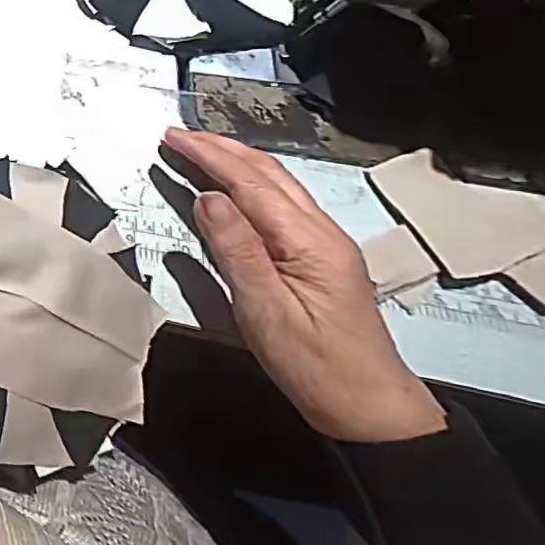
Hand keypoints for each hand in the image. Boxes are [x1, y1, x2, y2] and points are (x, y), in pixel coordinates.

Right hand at [162, 128, 445, 443]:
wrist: (370, 410)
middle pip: (269, 174)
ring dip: (237, 159)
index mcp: (310, 243)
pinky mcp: (319, 255)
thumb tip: (208, 198)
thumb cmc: (315, 365)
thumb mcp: (266, 311)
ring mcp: (324, 242)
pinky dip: (249, 180)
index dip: (210, 156)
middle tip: (180, 134)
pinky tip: (232, 183)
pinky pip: (280, 202)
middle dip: (222, 148)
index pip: (251, 184)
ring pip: (278, 184)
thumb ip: (238, 250)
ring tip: (200, 147)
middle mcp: (321, 233)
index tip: (175, 137)